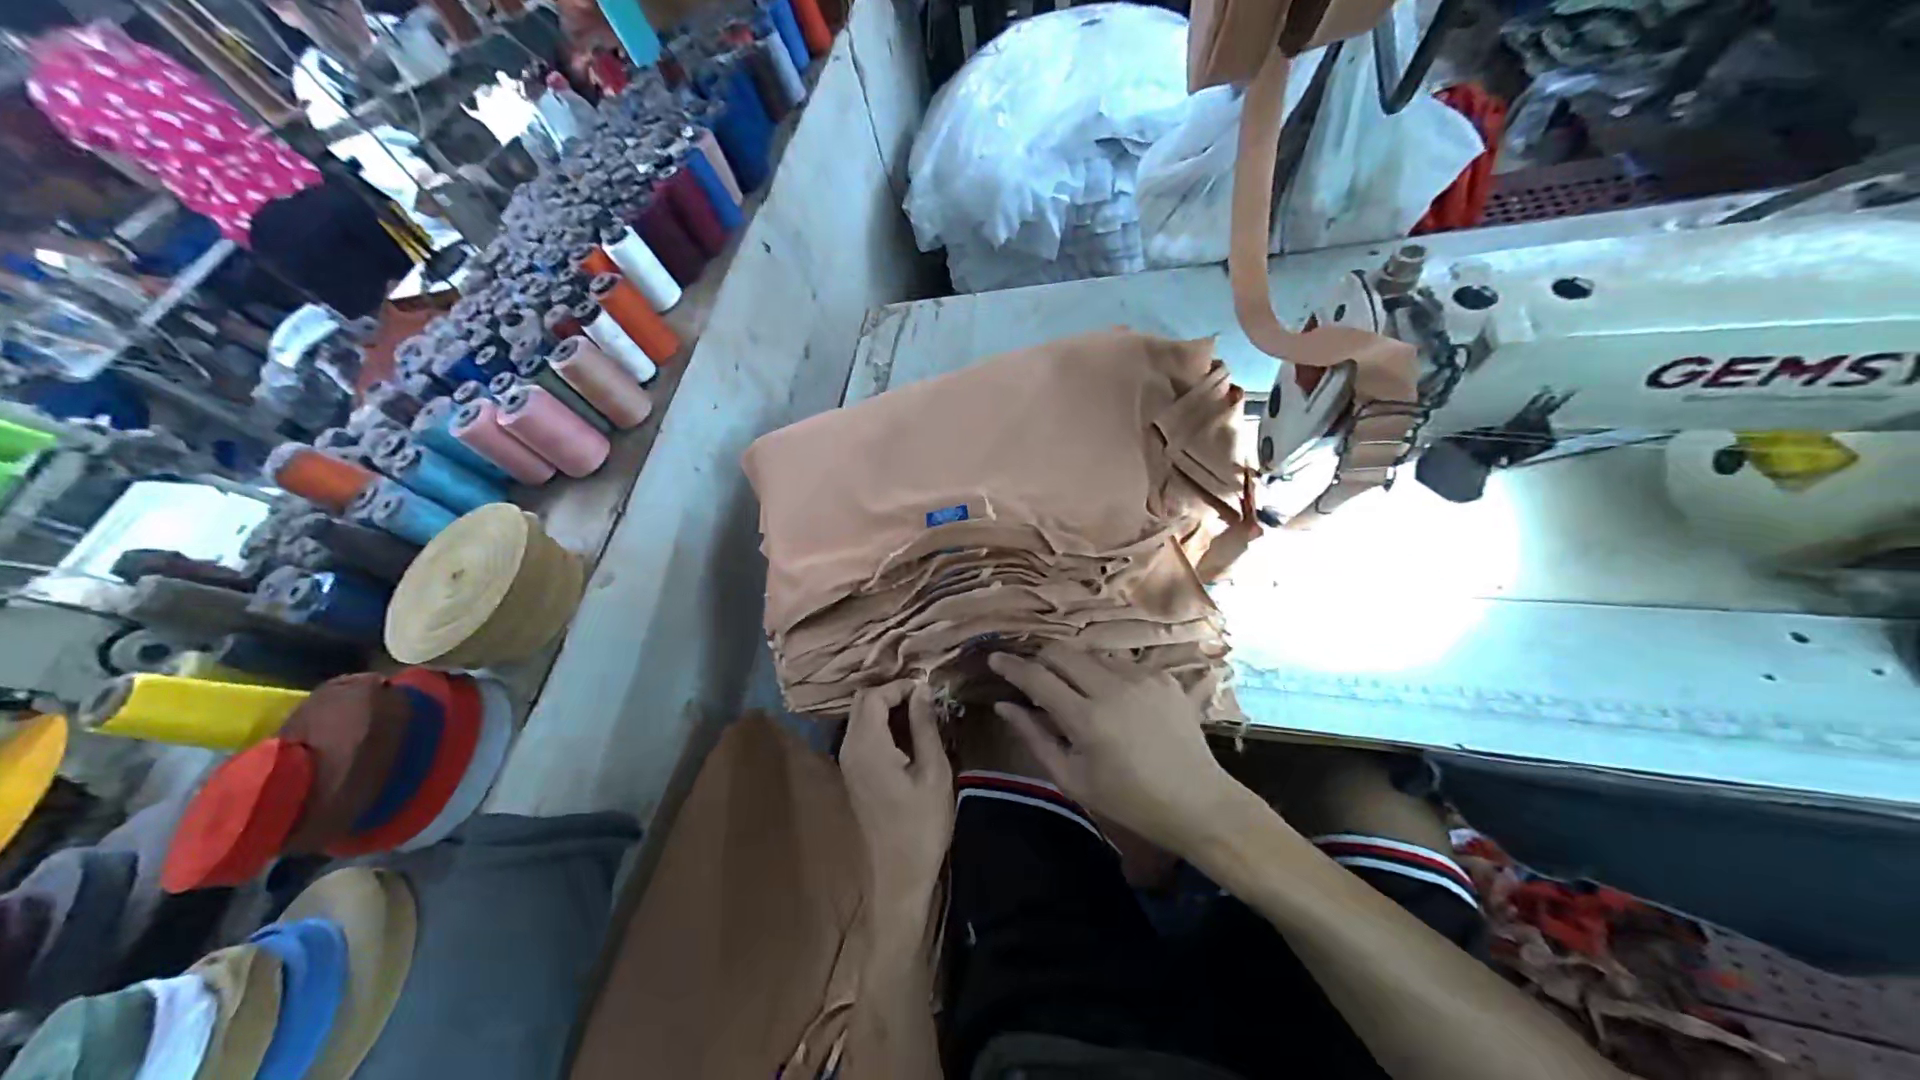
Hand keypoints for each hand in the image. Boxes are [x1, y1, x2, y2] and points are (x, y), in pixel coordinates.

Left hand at [841, 682, 953, 904]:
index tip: (928, 689)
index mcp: (867, 746)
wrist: (900, 870)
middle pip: (862, 702)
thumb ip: (924, 725)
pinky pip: (862, 733)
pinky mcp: (853, 771)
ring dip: (886, 707)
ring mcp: (847, 761)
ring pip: (860, 716)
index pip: (874, 696)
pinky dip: (881, 723)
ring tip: (921, 712)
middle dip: (891, 692)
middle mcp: (849, 748)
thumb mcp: (933, 770)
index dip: (899, 685)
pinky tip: (907, 732)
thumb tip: (922, 689)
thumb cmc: (922, 822)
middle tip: (925, 698)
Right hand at [988, 644, 1250, 857]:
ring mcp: (1142, 677)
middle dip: (1041, 658)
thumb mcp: (1072, 778)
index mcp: (1087, 718)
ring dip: (1074, 666)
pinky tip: (1112, 699)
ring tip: (1075, 691)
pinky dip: (1106, 674)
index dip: (1011, 665)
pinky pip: (1122, 663)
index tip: (995, 658)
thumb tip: (1003, 705)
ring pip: (1091, 654)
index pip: (1037, 677)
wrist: (1197, 802)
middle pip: (1062, 652)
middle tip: (1034, 676)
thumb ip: (1034, 736)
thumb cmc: (1128, 800)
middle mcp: (1113, 687)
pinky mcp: (1163, 676)